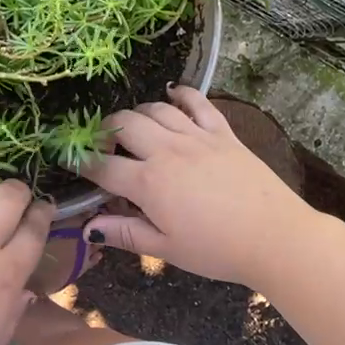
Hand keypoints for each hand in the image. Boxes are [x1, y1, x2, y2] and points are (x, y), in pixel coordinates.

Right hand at [82, 86, 318, 288]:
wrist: (275, 237)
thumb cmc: (218, 250)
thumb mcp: (167, 249)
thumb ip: (126, 233)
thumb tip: (88, 227)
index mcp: (149, 183)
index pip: (102, 167)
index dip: (81, 162)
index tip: (69, 160)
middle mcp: (167, 151)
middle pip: (124, 125)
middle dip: (105, 130)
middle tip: (102, 143)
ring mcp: (196, 136)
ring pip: (155, 109)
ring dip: (137, 113)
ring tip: (132, 126)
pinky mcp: (223, 132)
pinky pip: (197, 102)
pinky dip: (182, 94)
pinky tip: (172, 95)